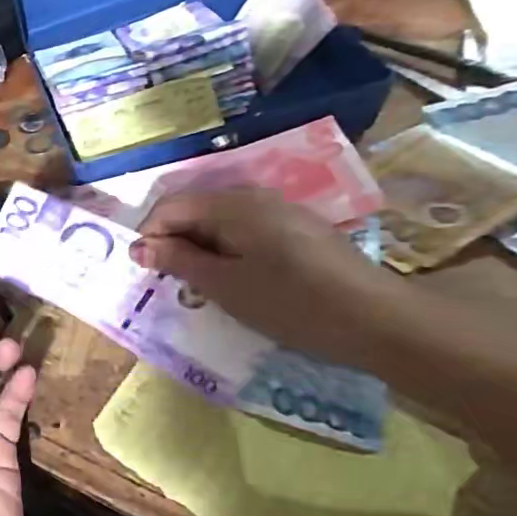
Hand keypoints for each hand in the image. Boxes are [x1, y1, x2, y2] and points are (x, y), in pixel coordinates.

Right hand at [131, 188, 431, 373]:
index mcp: (232, 203)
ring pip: (220, 221)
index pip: (170, 205)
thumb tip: (140, 247)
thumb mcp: (225, 286)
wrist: (376, 319)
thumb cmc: (291, 302)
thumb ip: (179, 261)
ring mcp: (279, 210)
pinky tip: (238, 281)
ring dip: (201, 248)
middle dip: (174, 242)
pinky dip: (228, 251)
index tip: (144, 272)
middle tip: (172, 283)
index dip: (149, 235)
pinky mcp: (297, 228)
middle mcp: (253, 196)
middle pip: (195, 209)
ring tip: (202, 286)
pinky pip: (246, 230)